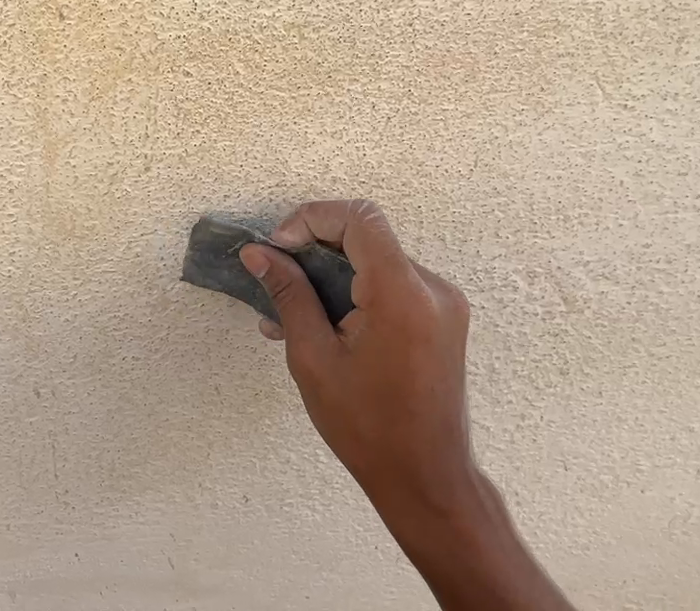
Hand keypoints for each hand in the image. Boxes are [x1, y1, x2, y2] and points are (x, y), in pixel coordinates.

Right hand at [241, 200, 574, 610]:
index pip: (358, 219)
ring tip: (285, 311)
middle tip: (274, 276)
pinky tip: (317, 323)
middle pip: (365, 236)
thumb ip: (288, 294)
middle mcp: (431, 289)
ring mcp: (441, 303)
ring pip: (373, 259)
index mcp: (402, 294)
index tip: (278, 249)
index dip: (311, 219)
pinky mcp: (440, 319)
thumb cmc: (366, 425)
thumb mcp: (313, 356)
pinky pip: (388, 284)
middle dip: (312, 248)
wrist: (427, 479)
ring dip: (327, 273)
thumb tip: (257, 253)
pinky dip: (350, 291)